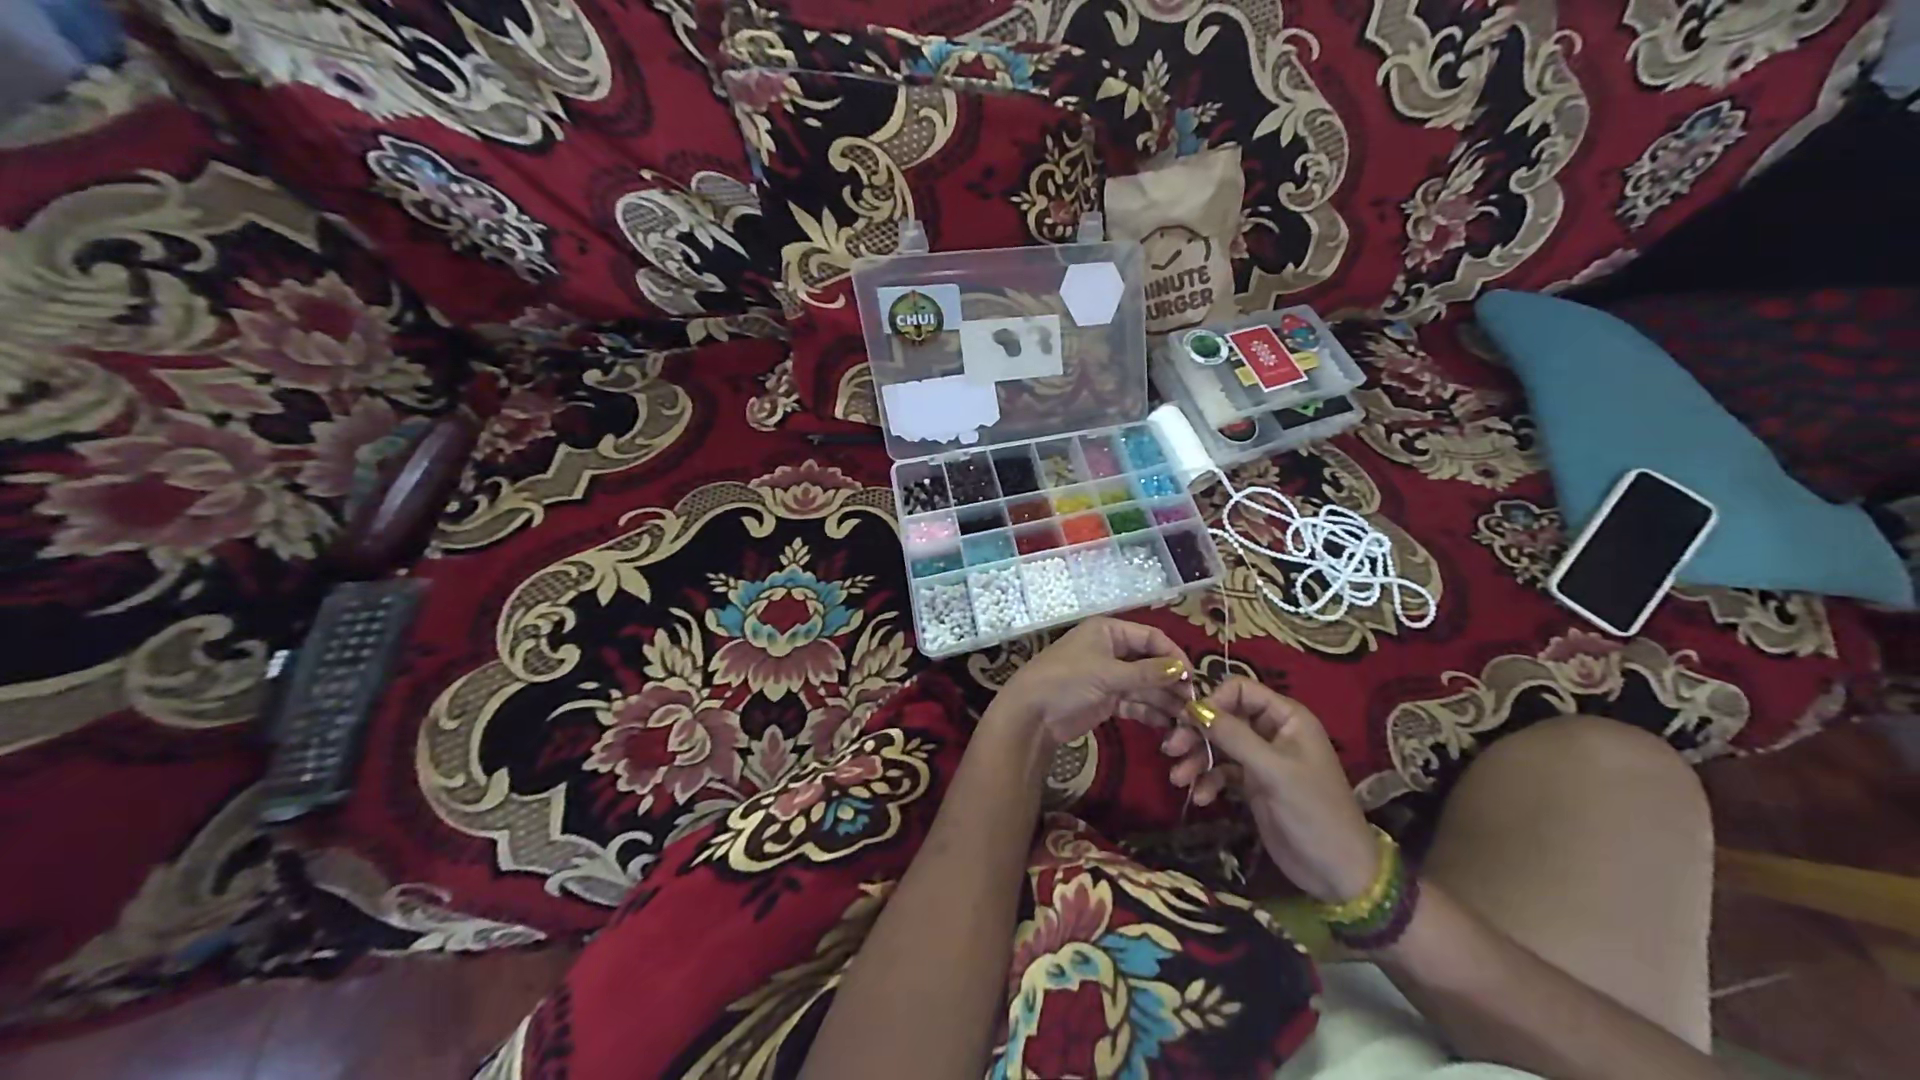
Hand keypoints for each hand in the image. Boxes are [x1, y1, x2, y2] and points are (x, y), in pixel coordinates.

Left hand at [990, 617, 1193, 750]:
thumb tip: (1181, 669)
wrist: (1031, 714)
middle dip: (1171, 681)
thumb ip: (1146, 673)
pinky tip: (1169, 725)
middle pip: (1150, 662)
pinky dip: (1150, 712)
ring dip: (1165, 700)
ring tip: (1187, 718)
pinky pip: (1135, 703)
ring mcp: (1108, 676)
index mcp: (1108, 631)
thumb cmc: (1067, 680)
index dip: (1173, 655)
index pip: (1151, 637)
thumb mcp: (1107, 673)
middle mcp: (1111, 650)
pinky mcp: (1106, 700)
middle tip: (1193, 703)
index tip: (1191, 676)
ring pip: (1145, 685)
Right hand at [1161, 678, 1378, 903]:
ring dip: (1197, 759)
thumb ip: (1233, 735)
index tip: (1188, 721)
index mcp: (1287, 718)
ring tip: (1179, 780)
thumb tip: (1193, 708)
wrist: (1338, 872)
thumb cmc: (1313, 811)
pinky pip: (1222, 771)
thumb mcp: (1272, 770)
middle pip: (1224, 717)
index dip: (1213, 701)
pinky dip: (1208, 780)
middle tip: (1171, 750)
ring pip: (1218, 745)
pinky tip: (1201, 797)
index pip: (1240, 690)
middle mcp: (1273, 732)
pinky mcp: (1253, 784)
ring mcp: (1262, 758)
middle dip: (1197, 733)